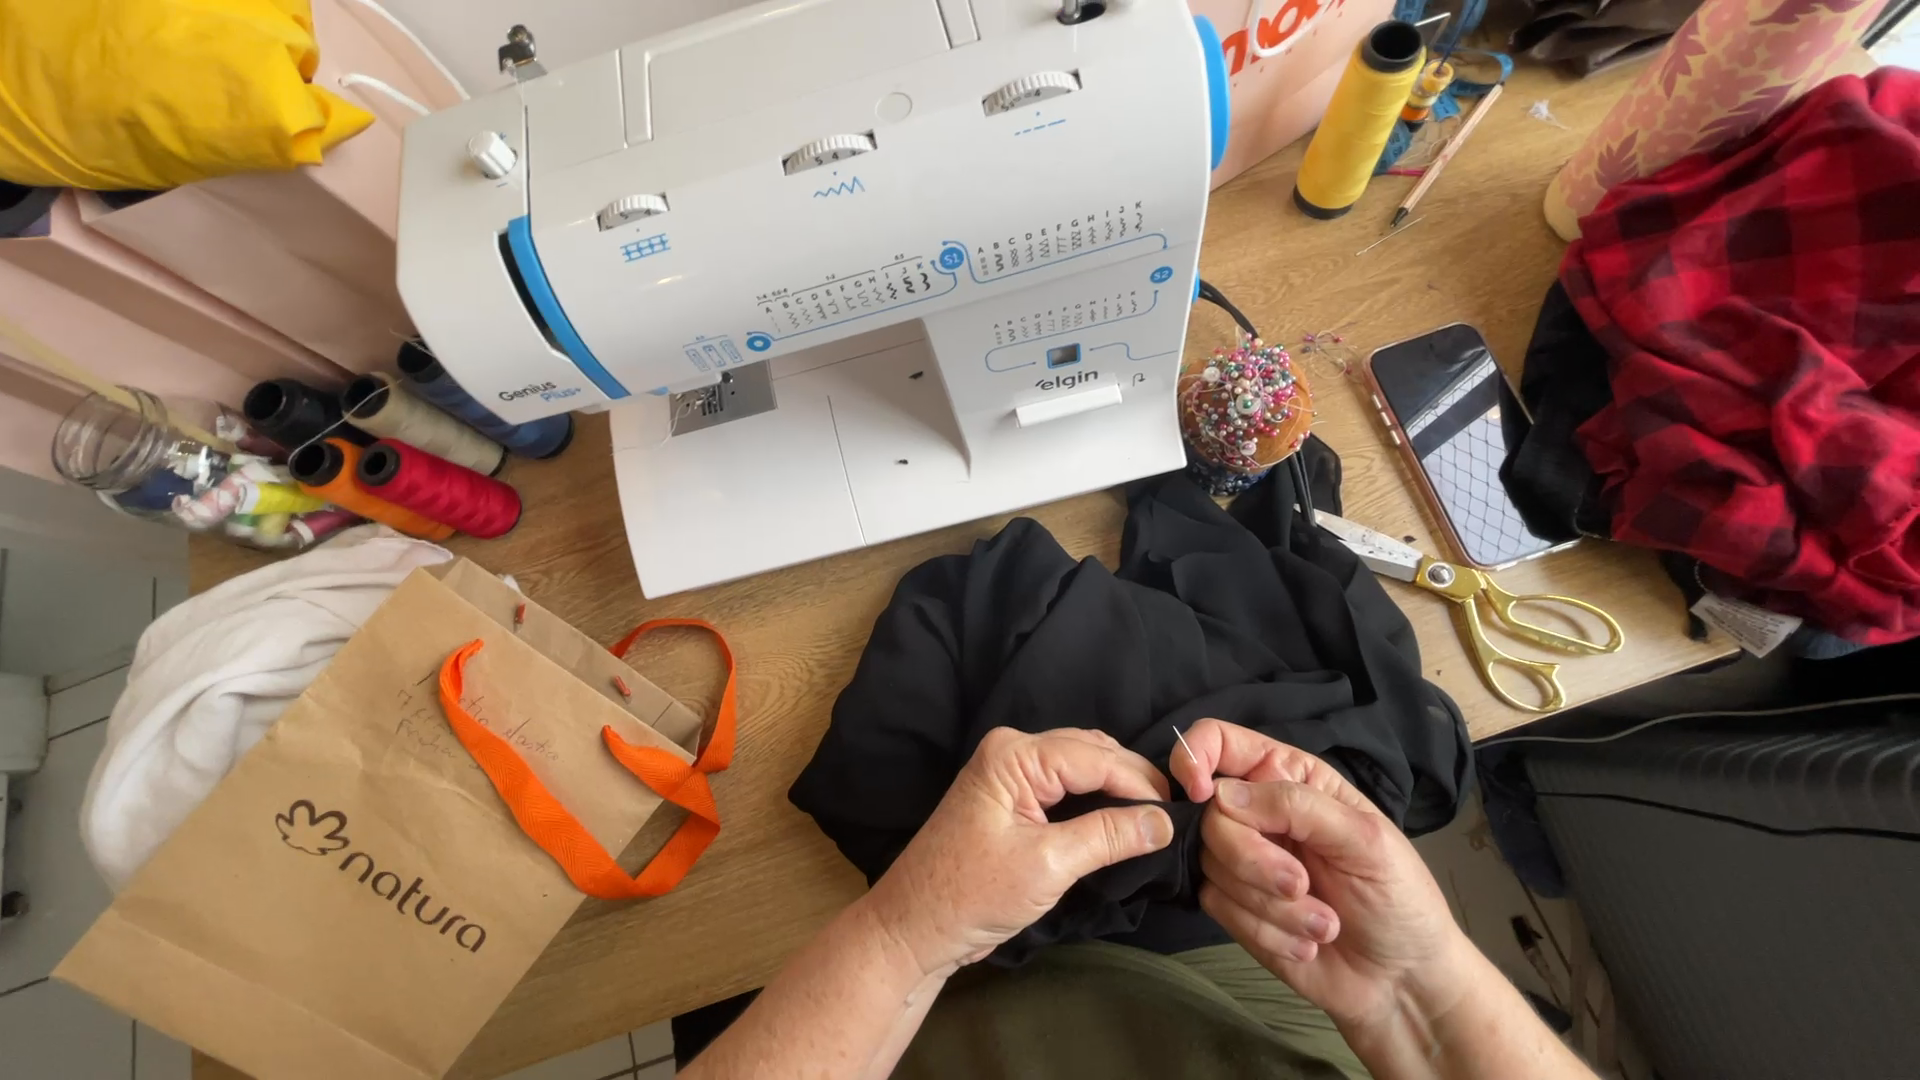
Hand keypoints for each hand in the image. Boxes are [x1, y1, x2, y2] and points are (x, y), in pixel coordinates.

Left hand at [861, 727, 1174, 976]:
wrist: (916, 925)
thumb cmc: (973, 893)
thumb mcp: (1047, 865)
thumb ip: (1107, 836)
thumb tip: (1164, 821)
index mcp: (1014, 755)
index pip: (1093, 755)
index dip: (1139, 780)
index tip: (1180, 809)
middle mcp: (1013, 750)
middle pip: (1089, 752)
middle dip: (1131, 779)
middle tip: (1172, 815)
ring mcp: (1011, 772)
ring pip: (1080, 766)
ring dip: (1115, 788)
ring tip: (1152, 817)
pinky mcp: (1013, 797)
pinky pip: (1065, 785)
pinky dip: (1095, 798)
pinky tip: (1119, 819)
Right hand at [1170, 719, 1470, 1035]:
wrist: (1402, 982)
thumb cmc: (1399, 896)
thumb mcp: (1366, 840)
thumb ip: (1297, 805)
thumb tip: (1221, 794)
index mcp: (1286, 775)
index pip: (1217, 741)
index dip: (1194, 756)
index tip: (1200, 793)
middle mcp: (1254, 809)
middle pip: (1208, 813)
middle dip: (1252, 857)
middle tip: (1300, 885)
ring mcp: (1238, 856)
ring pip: (1210, 861)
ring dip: (1269, 902)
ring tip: (1321, 922)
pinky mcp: (1229, 902)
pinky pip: (1215, 902)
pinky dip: (1263, 928)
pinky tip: (1303, 940)